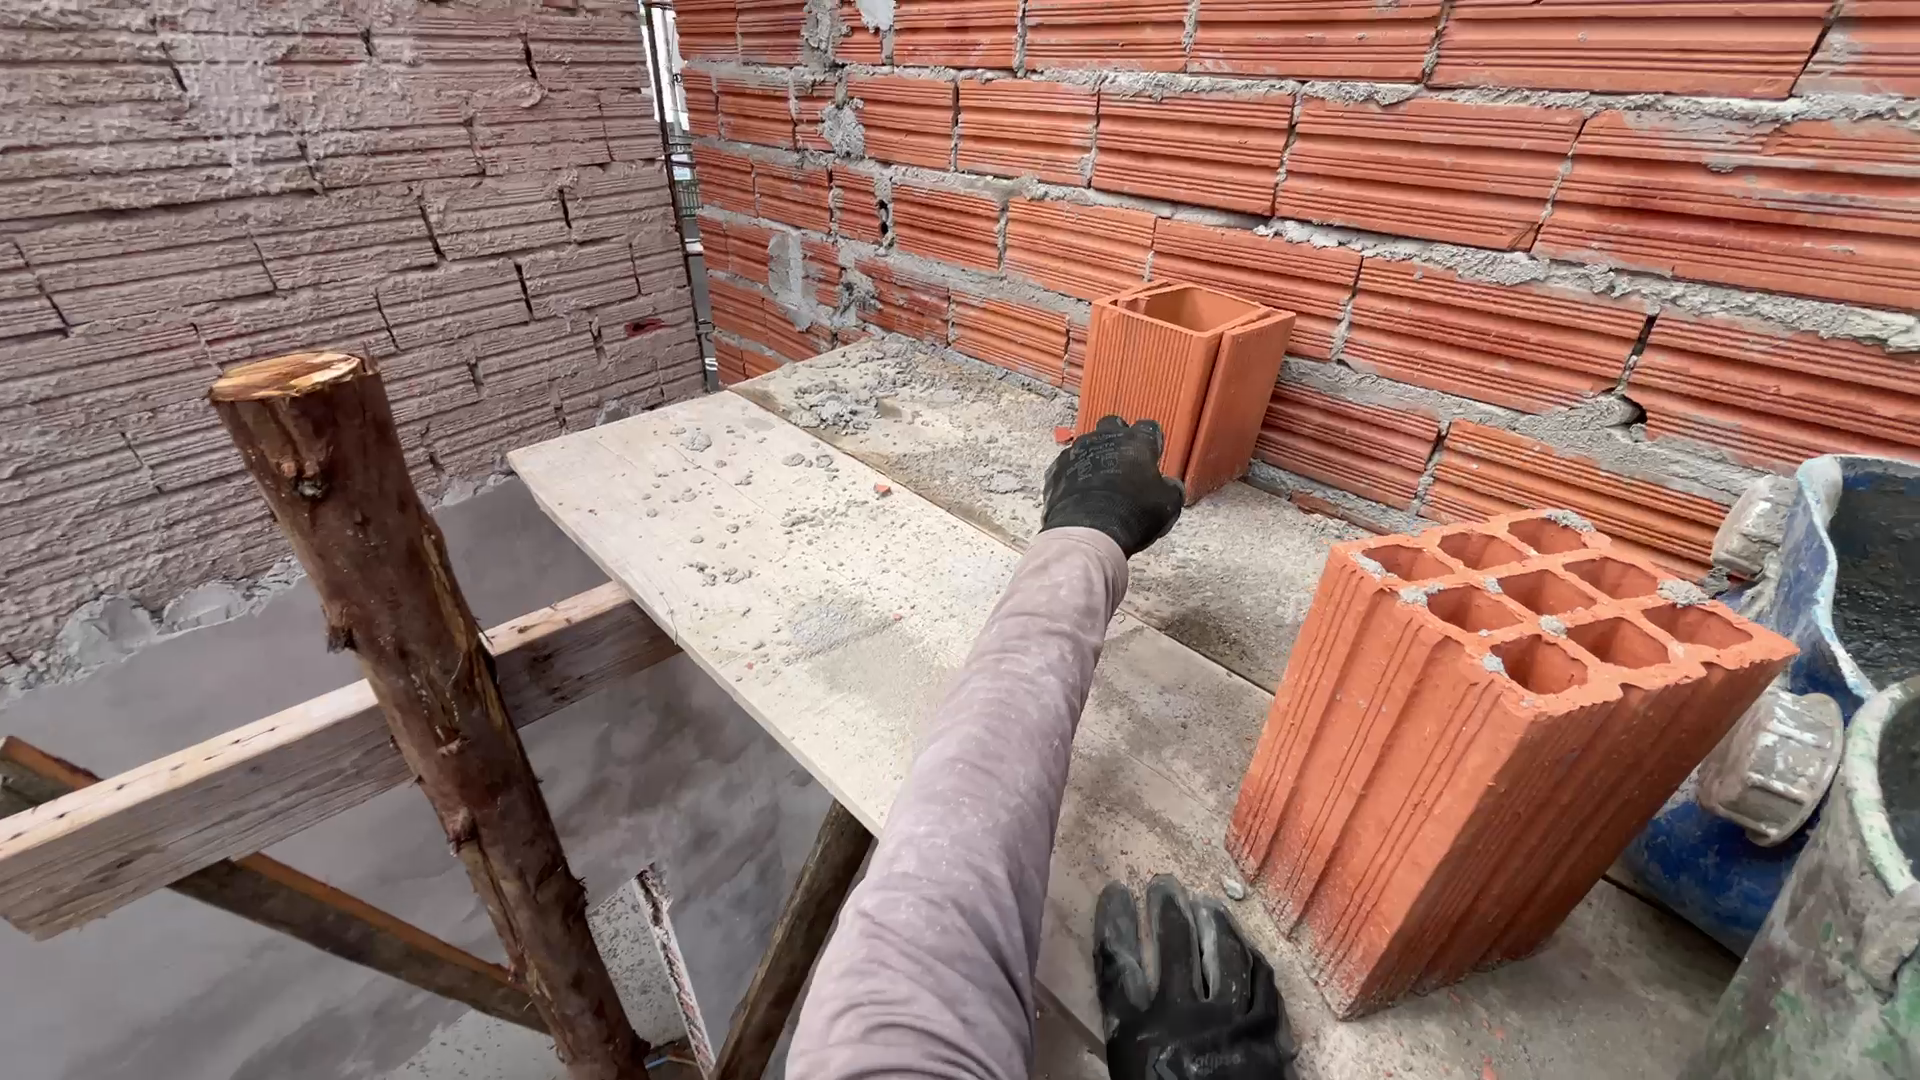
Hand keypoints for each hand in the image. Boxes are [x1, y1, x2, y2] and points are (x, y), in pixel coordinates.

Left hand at [1043, 416, 1184, 556]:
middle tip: (1123, 458)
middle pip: (1112, 425)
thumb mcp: (1167, 505)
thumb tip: (1169, 486)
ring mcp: (1075, 452)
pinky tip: (1076, 494)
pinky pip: (1065, 467)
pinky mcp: (1055, 470)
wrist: (1087, 531)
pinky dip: (1071, 476)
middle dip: (1117, 437)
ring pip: (1085, 444)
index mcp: (1136, 442)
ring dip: (1092, 457)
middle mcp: (1104, 439)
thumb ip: (1170, 489)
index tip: (1152, 453)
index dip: (1151, 440)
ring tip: (1097, 480)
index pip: (1148, 428)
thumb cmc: (1132, 513)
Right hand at [1095, 876, 1299, 1079]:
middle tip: (1163, 884)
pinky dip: (1252, 959)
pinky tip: (1246, 945)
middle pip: (1171, 944)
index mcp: (1139, 1036)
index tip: (1115, 891)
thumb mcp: (1131, 1069)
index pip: (1118, 961)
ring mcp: (1230, 1026)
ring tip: (1206, 902)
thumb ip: (1128, 1027)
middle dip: (1165, 908)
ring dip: (1212, 922)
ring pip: (1221, 954)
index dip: (1114, 922)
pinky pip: (1262, 985)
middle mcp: (1181, 1019)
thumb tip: (1125, 978)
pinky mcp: (1267, 1039)